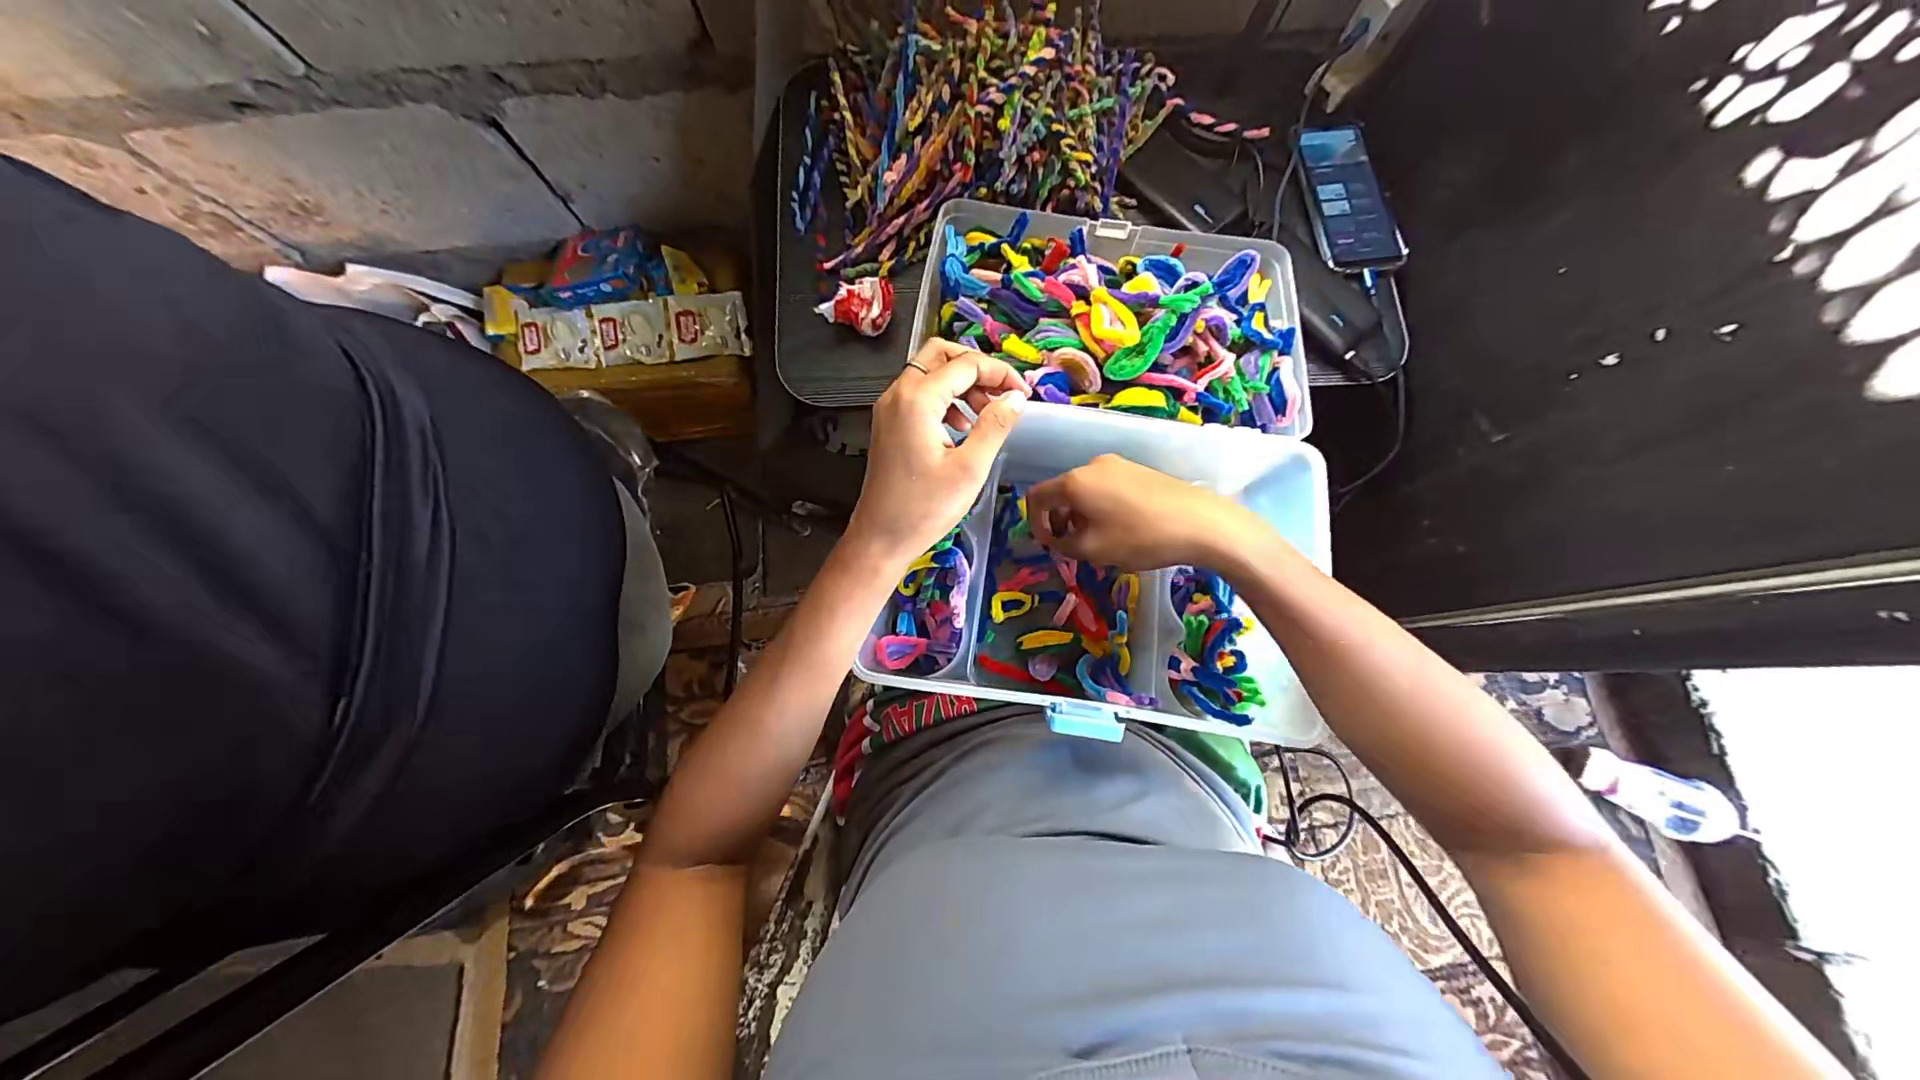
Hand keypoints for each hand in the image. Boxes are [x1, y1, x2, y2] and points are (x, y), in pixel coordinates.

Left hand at [848, 339, 1028, 564]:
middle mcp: (898, 394)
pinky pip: (920, 394)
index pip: (965, 364)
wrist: (880, 538)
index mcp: (917, 399)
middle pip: (941, 354)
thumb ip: (995, 426)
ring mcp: (890, 408)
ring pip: (929, 372)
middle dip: (977, 367)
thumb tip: (1015, 398)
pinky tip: (963, 427)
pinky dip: (945, 398)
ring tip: (987, 413)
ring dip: (962, 383)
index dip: (1000, 373)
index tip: (1023, 395)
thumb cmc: (924, 509)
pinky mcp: (889, 424)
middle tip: (1002, 394)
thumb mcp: (969, 468)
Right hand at [1025, 454, 1268, 570]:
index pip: (1036, 497)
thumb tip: (1059, 539)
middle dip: (1060, 521)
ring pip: (1084, 491)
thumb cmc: (1139, 538)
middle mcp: (1092, 465)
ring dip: (1081, 516)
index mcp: (1074, 481)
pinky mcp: (1138, 470)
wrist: (1201, 523)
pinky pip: (1105, 488)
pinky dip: (1101, 508)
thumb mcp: (1092, 550)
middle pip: (1061, 492)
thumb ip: (1064, 545)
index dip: (1035, 523)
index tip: (1051, 546)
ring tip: (1099, 541)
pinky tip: (1121, 529)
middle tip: (1074, 547)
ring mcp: (1118, 465)